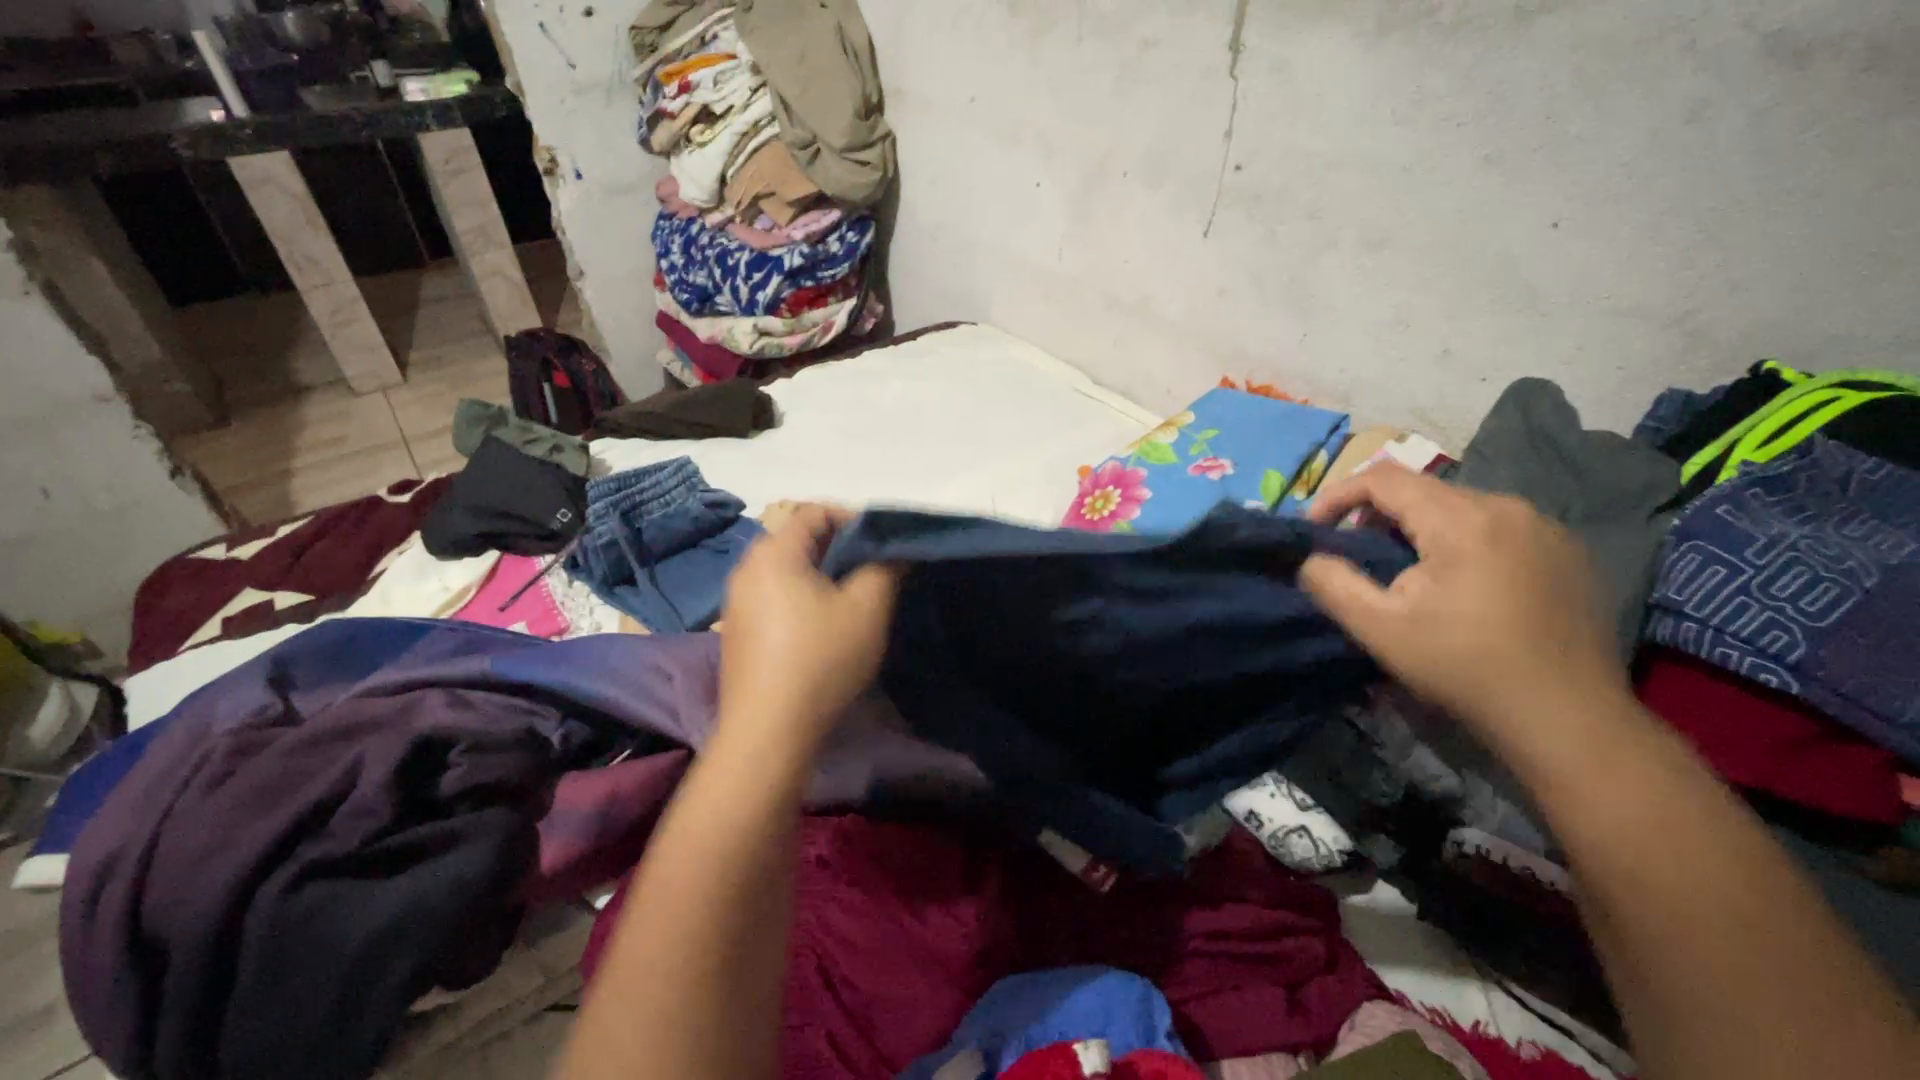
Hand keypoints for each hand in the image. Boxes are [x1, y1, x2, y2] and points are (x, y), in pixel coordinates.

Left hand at [717, 503, 901, 752]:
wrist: (769, 730)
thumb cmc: (821, 659)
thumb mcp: (867, 609)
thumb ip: (885, 567)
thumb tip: (895, 550)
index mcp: (773, 552)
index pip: (812, 511)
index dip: (852, 518)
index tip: (881, 545)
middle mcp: (746, 569)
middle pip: (796, 539)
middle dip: (838, 549)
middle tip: (873, 572)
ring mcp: (736, 604)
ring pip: (785, 572)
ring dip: (821, 577)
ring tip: (853, 602)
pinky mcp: (738, 634)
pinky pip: (774, 599)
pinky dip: (801, 600)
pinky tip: (823, 631)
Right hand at [1300, 464, 1631, 752]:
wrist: (1566, 717)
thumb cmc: (1464, 669)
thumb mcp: (1381, 630)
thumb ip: (1334, 584)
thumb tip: (1310, 558)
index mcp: (1462, 519)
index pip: (1384, 478)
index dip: (1338, 496)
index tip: (1314, 530)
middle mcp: (1510, 507)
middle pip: (1426, 492)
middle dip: (1381, 519)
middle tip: (1361, 560)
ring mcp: (1548, 528)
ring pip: (1465, 511)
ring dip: (1427, 533)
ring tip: (1413, 579)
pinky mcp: (1571, 553)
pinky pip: (1503, 531)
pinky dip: (1469, 547)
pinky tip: (1468, 592)